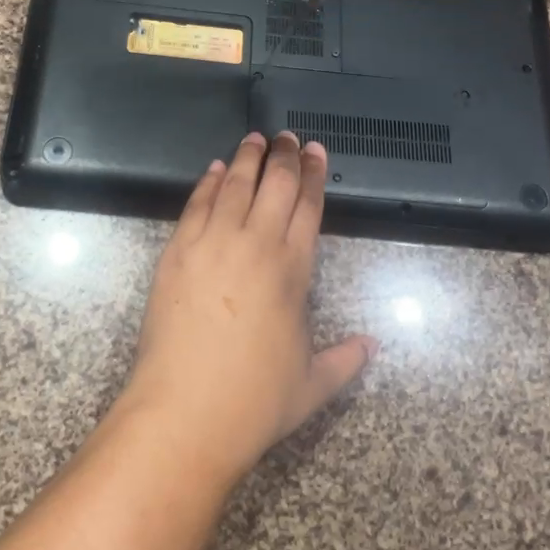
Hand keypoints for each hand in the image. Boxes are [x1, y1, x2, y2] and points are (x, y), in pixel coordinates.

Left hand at [113, 132, 376, 485]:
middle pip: (274, 185)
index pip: (308, 208)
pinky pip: (196, 205)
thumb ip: (345, 360)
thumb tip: (373, 344)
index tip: (317, 151)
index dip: (314, 175)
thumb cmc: (254, 401)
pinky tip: (213, 170)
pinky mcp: (176, 253)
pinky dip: (206, 183)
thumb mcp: (312, 385)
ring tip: (254, 139)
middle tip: (288, 137)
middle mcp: (254, 245)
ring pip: (233, 186)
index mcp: (293, 271)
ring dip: (246, 159)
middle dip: (285, 156)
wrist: (185, 412)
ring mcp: (211, 245)